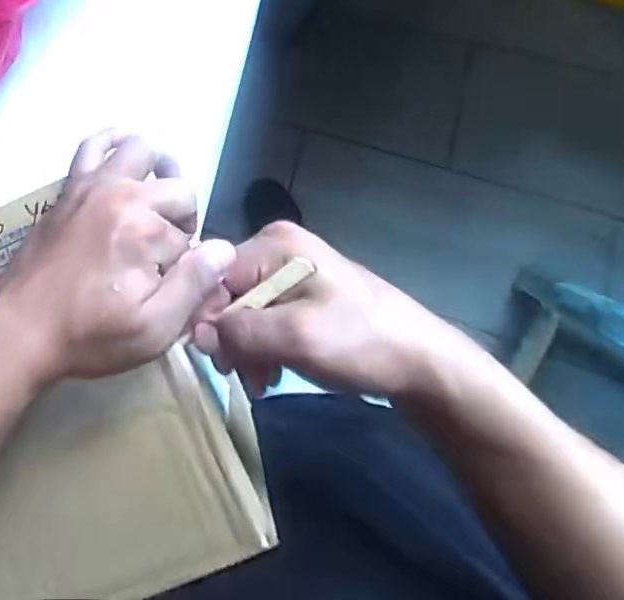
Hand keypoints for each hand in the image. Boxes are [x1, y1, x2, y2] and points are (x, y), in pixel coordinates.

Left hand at [0, 130, 235, 389]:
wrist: (19, 327)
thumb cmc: (87, 334)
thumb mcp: (152, 328)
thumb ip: (193, 285)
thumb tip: (225, 249)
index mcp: (144, 229)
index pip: (190, 235)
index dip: (189, 261)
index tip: (171, 283)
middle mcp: (121, 195)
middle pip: (176, 188)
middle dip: (182, 217)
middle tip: (166, 254)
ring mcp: (92, 185)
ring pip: (141, 150)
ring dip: (160, 170)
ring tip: (159, 200)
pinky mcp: (70, 188)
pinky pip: (92, 145)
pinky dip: (113, 139)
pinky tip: (125, 146)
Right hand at [191, 222, 493, 401]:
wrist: (426, 364)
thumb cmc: (361, 342)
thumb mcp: (296, 337)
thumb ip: (239, 331)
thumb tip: (197, 332)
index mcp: (274, 243)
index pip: (214, 274)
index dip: (208, 316)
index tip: (218, 358)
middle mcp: (278, 247)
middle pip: (229, 291)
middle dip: (230, 336)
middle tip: (243, 375)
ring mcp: (293, 268)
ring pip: (245, 307)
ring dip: (246, 346)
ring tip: (262, 380)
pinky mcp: (305, 292)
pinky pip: (266, 314)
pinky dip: (264, 344)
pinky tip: (274, 370)